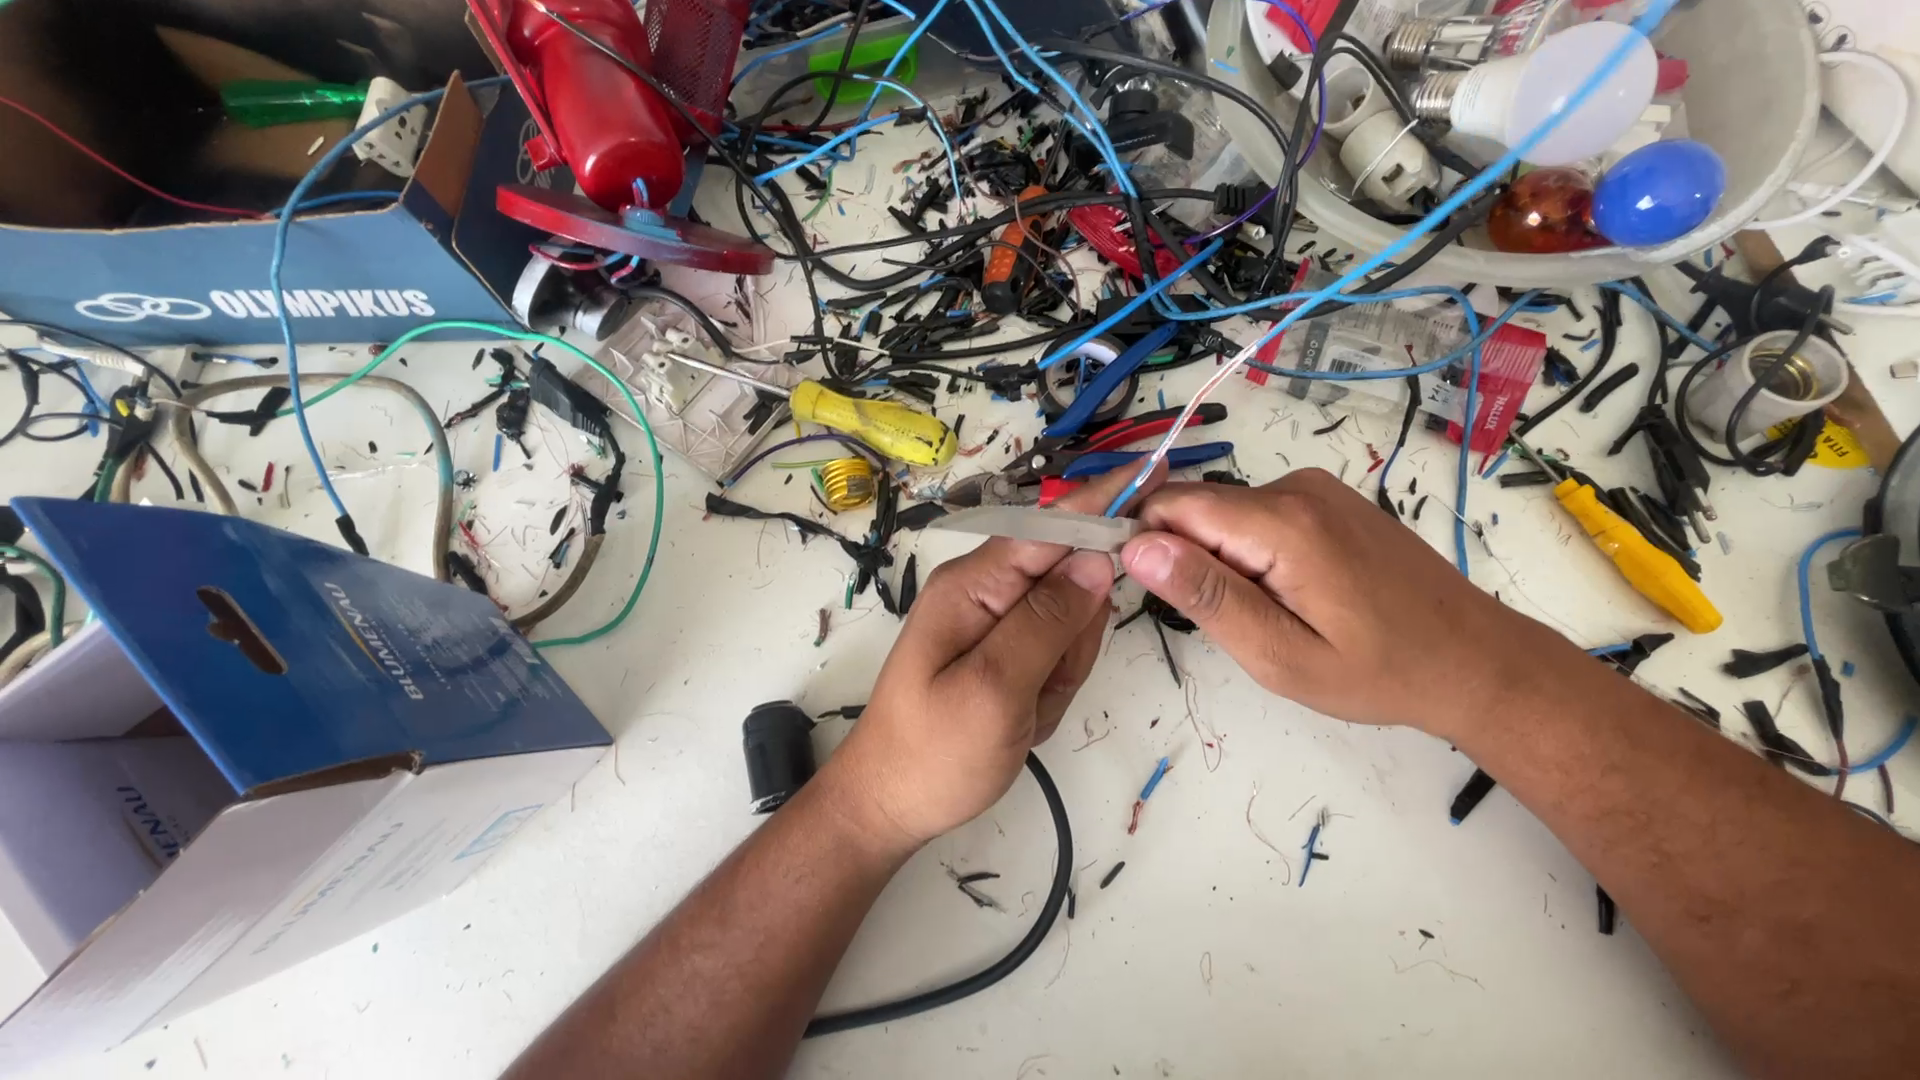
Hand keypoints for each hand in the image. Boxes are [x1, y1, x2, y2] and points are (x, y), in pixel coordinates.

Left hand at [823, 467, 1162, 849]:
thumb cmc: (934, 752)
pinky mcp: (1010, 652)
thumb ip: (1048, 620)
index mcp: (974, 584)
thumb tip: (1098, 558)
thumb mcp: (994, 688)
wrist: (894, 803)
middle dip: (1075, 638)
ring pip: (1072, 622)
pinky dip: (1053, 688)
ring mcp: (999, 623)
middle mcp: (987, 591)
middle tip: (1043, 689)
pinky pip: (1059, 655)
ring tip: (1025, 710)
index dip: (1104, 505)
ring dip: (1063, 670)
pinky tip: (1023, 717)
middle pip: (1071, 581)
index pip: (1050, 527)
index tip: (1157, 479)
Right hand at [1118, 469, 1578, 736]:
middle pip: (1197, 508)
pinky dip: (1251, 552)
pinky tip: (1291, 594)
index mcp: (1282, 522)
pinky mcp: (1328, 499)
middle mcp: (1295, 487)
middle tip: (1228, 621)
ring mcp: (1316, 488)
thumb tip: (1136, 546)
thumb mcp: (1280, 654)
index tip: (1159, 598)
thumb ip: (1206, 596)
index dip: (1147, 545)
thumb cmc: (1378, 671)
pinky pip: (1257, 516)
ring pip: (1225, 514)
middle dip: (1189, 559)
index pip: (1171, 505)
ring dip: (1222, 560)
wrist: (1475, 660)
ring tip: (1267, 612)